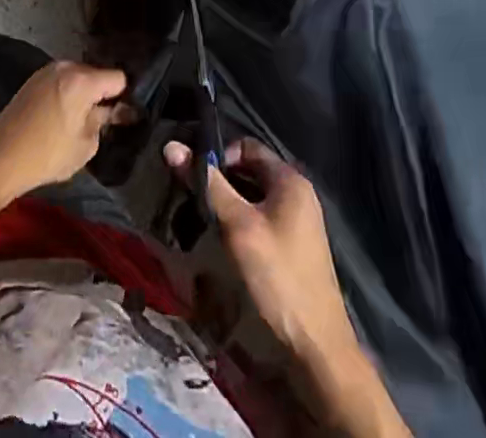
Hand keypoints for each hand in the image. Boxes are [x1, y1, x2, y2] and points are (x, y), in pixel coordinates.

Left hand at [0, 61, 129, 198]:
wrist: (2, 157)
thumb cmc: (49, 153)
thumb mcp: (87, 142)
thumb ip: (106, 119)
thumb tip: (121, 110)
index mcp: (81, 79)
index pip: (118, 78)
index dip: (126, 95)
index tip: (128, 112)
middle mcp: (64, 67)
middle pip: (97, 74)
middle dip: (105, 93)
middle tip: (109, 118)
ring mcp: (46, 71)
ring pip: (79, 77)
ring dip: (86, 93)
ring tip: (86, 118)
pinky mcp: (33, 80)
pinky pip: (62, 81)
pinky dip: (69, 93)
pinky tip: (66, 114)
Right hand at [165, 137, 353, 355]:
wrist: (314, 341)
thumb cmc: (276, 274)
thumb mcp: (236, 223)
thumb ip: (206, 183)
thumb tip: (171, 145)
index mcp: (290, 180)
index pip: (246, 146)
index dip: (217, 154)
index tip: (194, 176)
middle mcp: (297, 192)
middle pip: (248, 168)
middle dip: (218, 178)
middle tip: (191, 196)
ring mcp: (297, 218)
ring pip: (251, 193)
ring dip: (226, 200)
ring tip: (201, 216)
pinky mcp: (291, 241)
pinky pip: (259, 214)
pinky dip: (238, 218)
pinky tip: (221, 235)